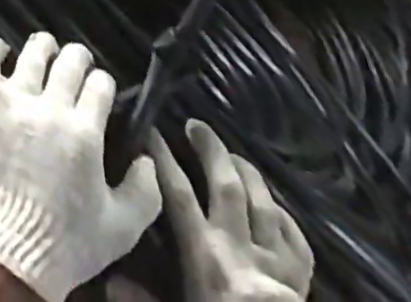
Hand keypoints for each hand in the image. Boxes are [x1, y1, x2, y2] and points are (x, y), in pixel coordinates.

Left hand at [0, 32, 161, 301]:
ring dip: (42, 46)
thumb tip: (146, 158)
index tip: (103, 87)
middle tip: (80, 61)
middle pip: (68, 64)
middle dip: (79, 58)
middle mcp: (52, 110)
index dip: (104, 82)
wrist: (19, 245)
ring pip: (31, 57)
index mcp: (86, 134)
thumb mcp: (125, 224)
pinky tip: (0, 45)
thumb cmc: (73, 239)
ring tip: (47, 45)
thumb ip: (144, 189)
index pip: (99, 86)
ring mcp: (17, 106)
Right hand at [149, 120, 312, 301]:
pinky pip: (295, 239)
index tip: (150, 131)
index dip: (163, 159)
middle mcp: (240, 249)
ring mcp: (276, 262)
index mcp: (205, 256)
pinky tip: (273, 206)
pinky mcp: (302, 279)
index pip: (179, 194)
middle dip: (211, 151)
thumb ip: (141, 300)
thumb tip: (108, 282)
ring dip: (248, 173)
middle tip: (196, 125)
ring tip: (232, 154)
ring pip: (264, 204)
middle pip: (228, 187)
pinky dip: (284, 217)